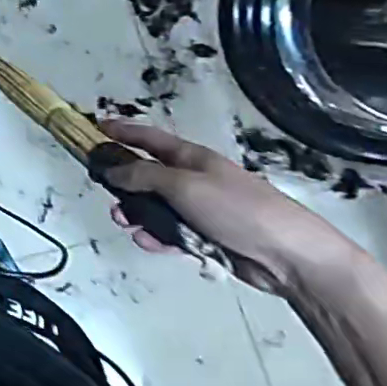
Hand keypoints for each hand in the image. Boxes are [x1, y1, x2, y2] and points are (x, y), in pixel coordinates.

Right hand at [96, 121, 358, 293]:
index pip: (148, 138)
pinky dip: (158, 238)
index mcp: (190, 157)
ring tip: (127, 224)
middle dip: (124, 184)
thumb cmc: (237, 209)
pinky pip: (171, 233)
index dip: (122, 131)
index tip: (95, 128)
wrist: (291, 257)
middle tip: (107, 194)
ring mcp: (201, 209)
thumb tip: (112, 168)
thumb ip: (143, 175)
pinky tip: (150, 243)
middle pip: (147, 175)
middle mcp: (193, 179)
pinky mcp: (207, 237)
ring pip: (156, 207)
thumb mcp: (184, 185)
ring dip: (138, 215)